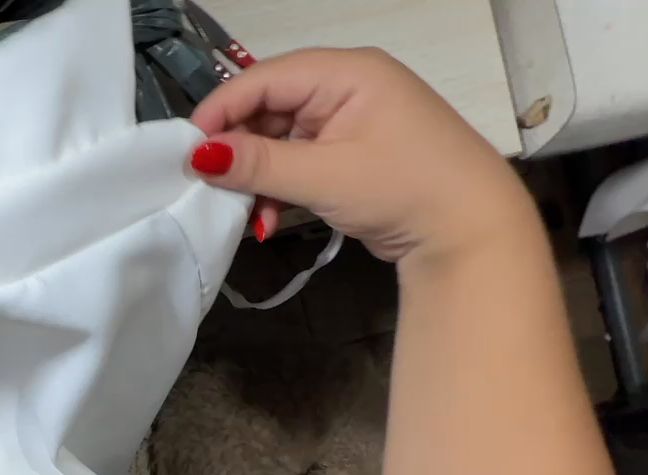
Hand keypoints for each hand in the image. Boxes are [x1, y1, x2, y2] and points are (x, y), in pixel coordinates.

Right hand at [187, 48, 531, 265]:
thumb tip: (199, 156)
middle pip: (265, 109)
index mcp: (344, 73)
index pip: (263, 79)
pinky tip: (264, 219)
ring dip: (252, 177)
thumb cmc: (401, 187)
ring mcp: (342, 123)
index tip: (184, 154)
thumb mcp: (323, 176)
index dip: (220, 112)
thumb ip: (259, 164)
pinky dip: (271, 189)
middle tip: (206, 188)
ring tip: (242, 212)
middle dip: (235, 150)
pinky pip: (290, 163)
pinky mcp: (342, 155)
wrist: (463, 227)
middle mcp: (341, 88)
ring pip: (273, 140)